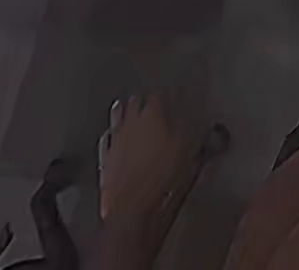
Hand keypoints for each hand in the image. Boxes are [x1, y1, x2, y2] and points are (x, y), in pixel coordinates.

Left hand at [99, 93, 195, 234]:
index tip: (174, 92)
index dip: (168, 92)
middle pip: (137, 100)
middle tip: (153, 98)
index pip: (159, 94)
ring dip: (125, 108)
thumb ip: (188, 127)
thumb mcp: (184, 148)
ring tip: (129, 104)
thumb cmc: (161, 175)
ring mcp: (116, 138)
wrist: (131, 207)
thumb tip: (193, 114)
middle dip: (145, 97)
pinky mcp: (105, 157)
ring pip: (118, 114)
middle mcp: (132, 121)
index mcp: (153, 115)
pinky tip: (111, 132)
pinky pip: (106, 137)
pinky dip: (111, 132)